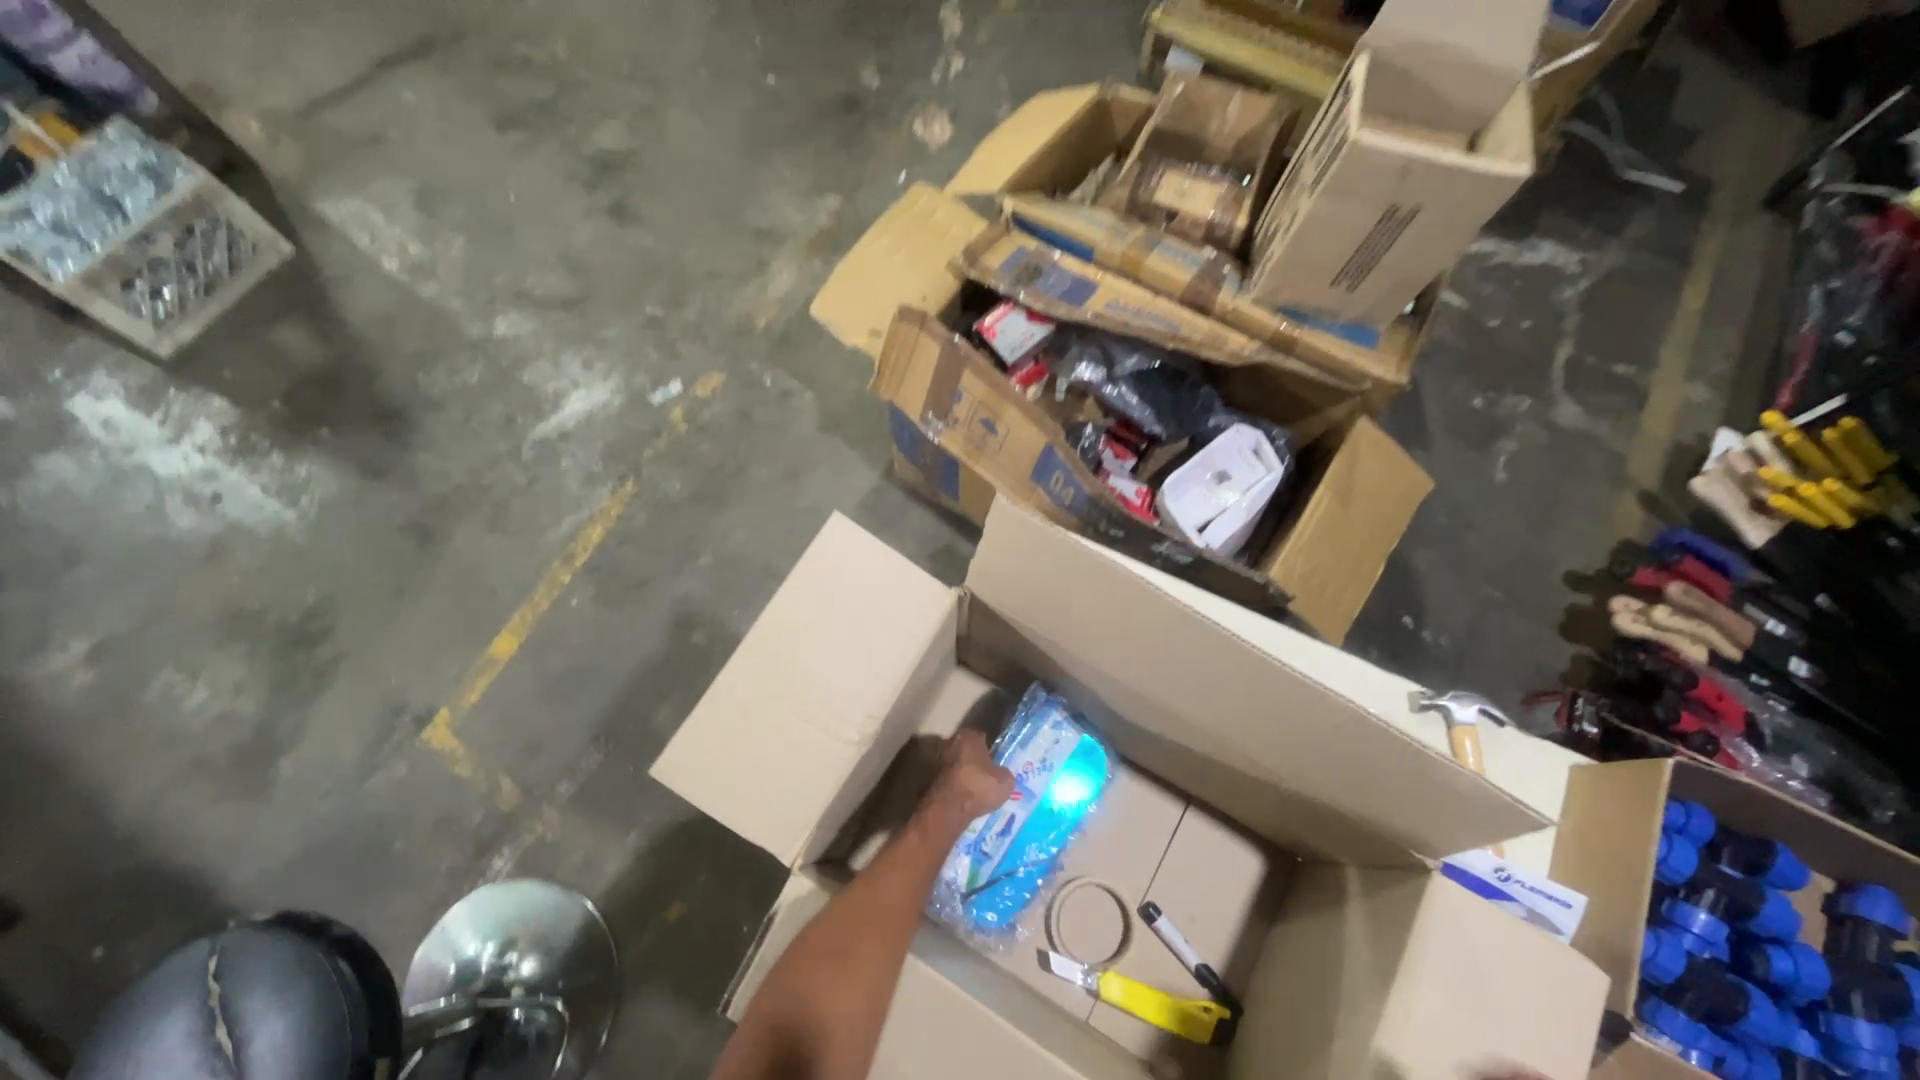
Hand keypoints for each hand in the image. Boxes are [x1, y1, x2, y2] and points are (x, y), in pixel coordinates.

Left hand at [919, 730, 1013, 834]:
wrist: (949, 809)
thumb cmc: (979, 786)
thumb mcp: (1006, 781)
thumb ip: (1003, 773)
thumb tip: (1001, 774)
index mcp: (968, 736)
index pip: (981, 737)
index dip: (989, 749)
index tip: (995, 760)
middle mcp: (950, 743)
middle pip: (966, 750)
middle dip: (974, 760)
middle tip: (986, 774)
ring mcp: (938, 762)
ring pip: (956, 766)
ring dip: (963, 775)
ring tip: (976, 790)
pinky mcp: (930, 781)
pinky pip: (949, 781)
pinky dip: (956, 787)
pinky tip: (966, 799)